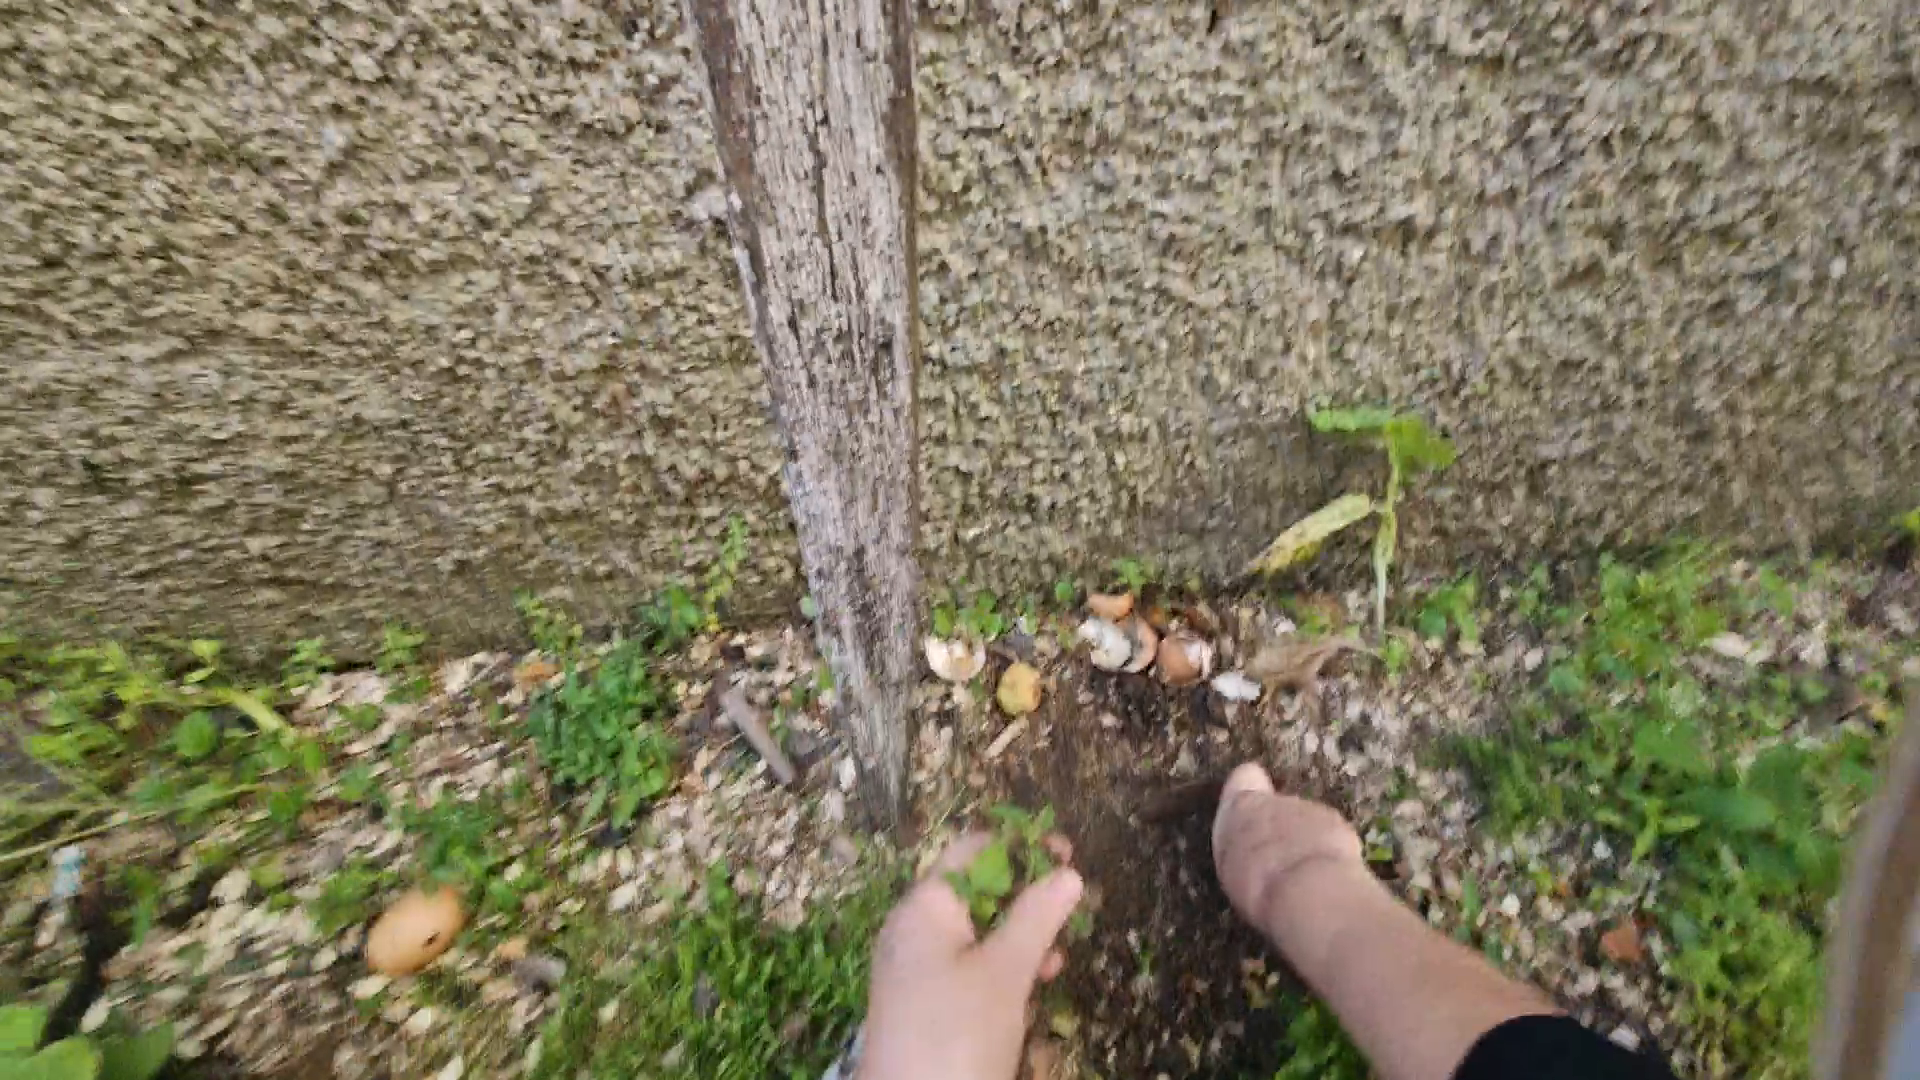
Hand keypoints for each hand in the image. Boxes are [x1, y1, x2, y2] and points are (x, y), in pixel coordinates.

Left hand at [856, 834, 1084, 1079]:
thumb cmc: (956, 1035)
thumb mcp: (1005, 973)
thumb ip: (1037, 918)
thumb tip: (1069, 873)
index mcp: (925, 905)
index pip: (975, 849)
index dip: (1022, 846)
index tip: (1067, 855)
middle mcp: (915, 927)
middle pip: (977, 889)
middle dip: (1026, 895)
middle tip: (1070, 906)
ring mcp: (916, 967)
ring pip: (977, 931)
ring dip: (1019, 935)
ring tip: (1058, 955)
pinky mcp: (924, 1003)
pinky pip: (968, 967)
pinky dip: (1001, 968)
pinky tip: (1034, 986)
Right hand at [1212, 762, 1363, 926]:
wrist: (1308, 890)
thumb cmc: (1256, 882)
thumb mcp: (1232, 868)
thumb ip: (1240, 849)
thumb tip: (1246, 852)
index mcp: (1242, 806)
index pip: (1245, 776)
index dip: (1250, 789)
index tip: (1251, 812)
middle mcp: (1277, 799)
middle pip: (1279, 804)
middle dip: (1281, 826)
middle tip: (1279, 859)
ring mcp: (1313, 810)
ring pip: (1308, 821)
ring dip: (1307, 841)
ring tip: (1306, 875)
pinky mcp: (1342, 827)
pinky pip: (1334, 836)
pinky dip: (1332, 853)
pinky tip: (1329, 878)